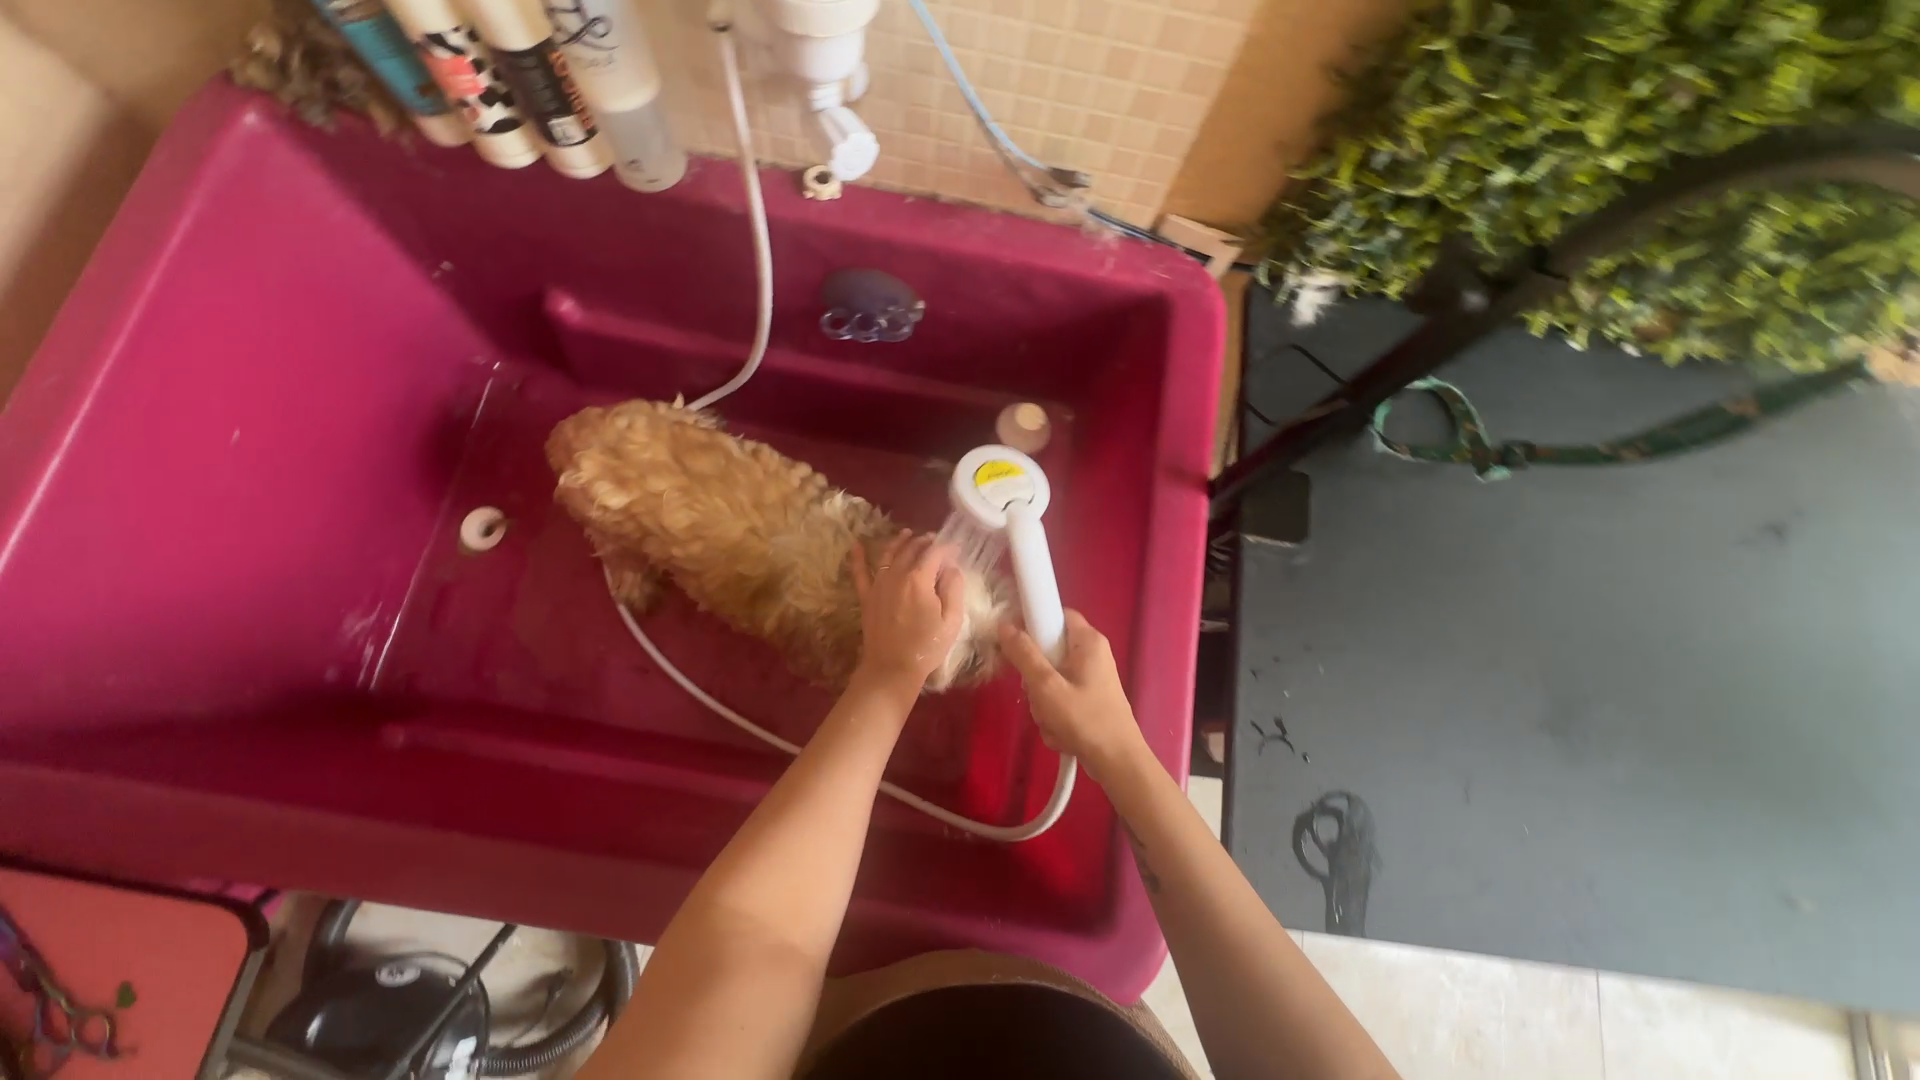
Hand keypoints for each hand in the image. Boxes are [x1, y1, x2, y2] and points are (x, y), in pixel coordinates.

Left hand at [851, 531, 965, 690]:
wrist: (892, 669)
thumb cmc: (926, 647)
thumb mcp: (952, 621)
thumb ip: (954, 589)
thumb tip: (952, 568)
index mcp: (920, 580)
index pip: (935, 554)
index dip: (947, 548)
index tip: (957, 548)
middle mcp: (897, 575)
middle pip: (911, 550)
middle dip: (925, 542)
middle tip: (935, 541)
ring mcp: (879, 585)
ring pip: (889, 555)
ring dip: (899, 542)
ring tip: (908, 533)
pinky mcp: (867, 597)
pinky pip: (860, 572)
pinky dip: (858, 557)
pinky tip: (857, 544)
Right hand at [998, 610, 1146, 778]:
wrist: (1118, 763)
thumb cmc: (1085, 720)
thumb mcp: (1047, 686)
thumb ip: (1024, 655)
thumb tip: (1004, 625)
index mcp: (1087, 640)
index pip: (1054, 612)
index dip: (1030, 622)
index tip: (1012, 642)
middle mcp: (1091, 653)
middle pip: (1047, 649)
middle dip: (1035, 676)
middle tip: (1036, 693)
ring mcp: (1090, 678)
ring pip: (1049, 678)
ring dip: (1042, 701)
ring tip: (1051, 719)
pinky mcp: (1087, 699)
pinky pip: (1058, 697)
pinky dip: (1053, 714)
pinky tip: (1060, 732)